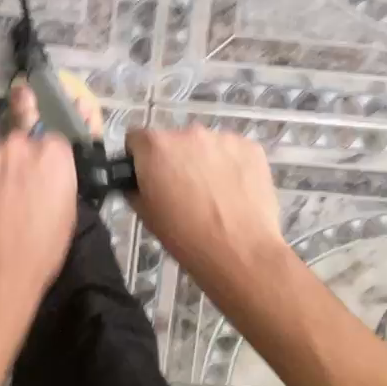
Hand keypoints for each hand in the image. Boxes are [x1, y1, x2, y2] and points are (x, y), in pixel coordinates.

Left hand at [0, 132, 77, 300]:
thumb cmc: (41, 248)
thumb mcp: (67, 210)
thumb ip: (58, 179)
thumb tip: (47, 175)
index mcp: (54, 153)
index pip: (53, 142)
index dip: (46, 160)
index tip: (42, 177)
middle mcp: (21, 144)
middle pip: (22, 142)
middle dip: (20, 160)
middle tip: (16, 188)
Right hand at [124, 126, 284, 287]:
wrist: (241, 252)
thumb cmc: (186, 237)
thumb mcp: (145, 214)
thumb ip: (136, 187)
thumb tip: (140, 182)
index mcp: (155, 146)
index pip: (136, 139)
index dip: (139, 158)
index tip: (148, 176)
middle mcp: (187, 133)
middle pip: (173, 141)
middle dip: (174, 160)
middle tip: (182, 191)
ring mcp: (222, 138)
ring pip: (204, 146)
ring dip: (203, 162)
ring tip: (212, 194)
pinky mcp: (250, 147)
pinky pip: (232, 152)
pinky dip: (230, 166)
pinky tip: (234, 192)